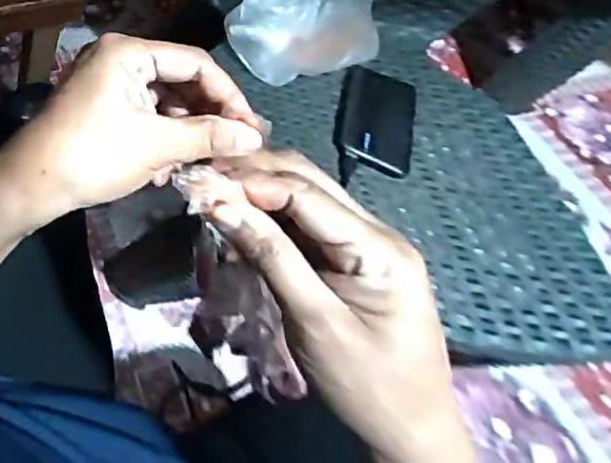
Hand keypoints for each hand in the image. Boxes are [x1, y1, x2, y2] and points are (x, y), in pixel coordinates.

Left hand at [0, 34, 264, 227]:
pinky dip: (162, 135)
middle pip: (180, 78)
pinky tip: (168, 167)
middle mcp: (116, 55)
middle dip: (208, 115)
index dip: (229, 95)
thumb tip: (254, 136)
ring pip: (164, 98)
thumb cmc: (94, 154)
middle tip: (235, 148)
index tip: (252, 131)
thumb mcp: (157, 145)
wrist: (34, 179)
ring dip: (186, 130)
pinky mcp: (101, 101)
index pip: (195, 62)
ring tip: (203, 162)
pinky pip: (144, 110)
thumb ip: (209, 135)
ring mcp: (106, 78)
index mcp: (127, 51)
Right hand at [192, 151, 474, 462]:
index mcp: (378, 247)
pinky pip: (297, 219)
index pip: (304, 192)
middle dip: (248, 174)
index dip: (249, 182)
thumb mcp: (315, 322)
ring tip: (209, 193)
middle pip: (302, 179)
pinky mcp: (343, 255)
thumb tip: (218, 203)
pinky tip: (234, 219)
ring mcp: (359, 241)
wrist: (410, 439)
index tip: (200, 183)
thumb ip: (269, 255)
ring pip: (297, 192)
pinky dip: (263, 213)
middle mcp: (373, 231)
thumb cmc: (369, 386)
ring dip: (253, 189)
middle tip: (199, 179)